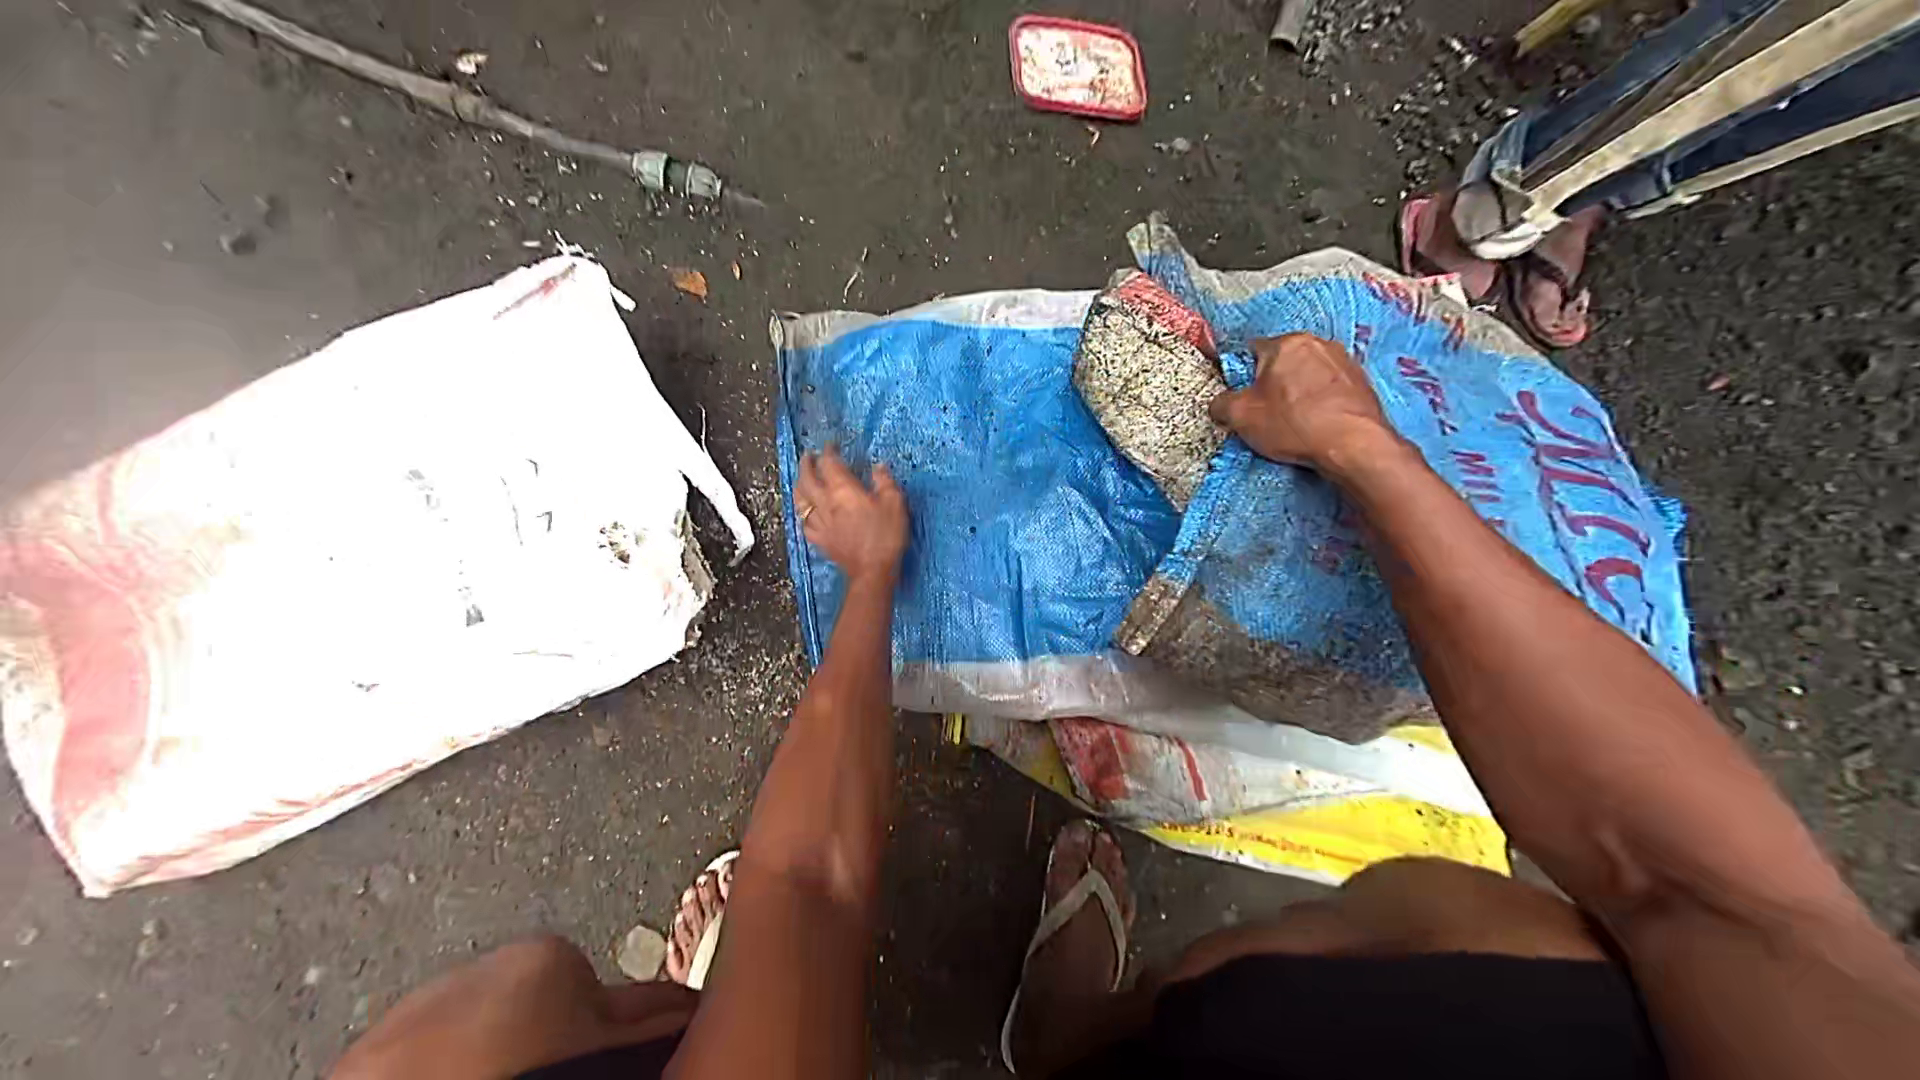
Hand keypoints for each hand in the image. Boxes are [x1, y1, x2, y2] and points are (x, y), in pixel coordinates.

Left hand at [794, 445, 908, 584]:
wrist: (872, 571)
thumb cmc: (885, 536)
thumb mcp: (895, 503)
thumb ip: (884, 481)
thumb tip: (877, 467)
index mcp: (843, 490)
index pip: (829, 464)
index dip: (828, 452)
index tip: (831, 446)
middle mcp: (826, 503)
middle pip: (807, 478)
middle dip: (807, 464)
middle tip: (809, 456)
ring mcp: (819, 523)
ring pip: (800, 500)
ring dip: (799, 485)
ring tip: (801, 479)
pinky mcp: (819, 540)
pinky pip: (804, 523)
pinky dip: (803, 513)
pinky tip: (805, 513)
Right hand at [1209, 334, 1398, 472]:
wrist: (1353, 444)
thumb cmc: (1295, 424)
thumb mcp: (1240, 417)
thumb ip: (1221, 404)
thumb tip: (1220, 404)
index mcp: (1286, 344)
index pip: (1251, 351)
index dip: (1241, 378)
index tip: (1242, 399)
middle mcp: (1318, 344)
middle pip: (1281, 362)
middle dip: (1270, 385)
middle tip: (1264, 414)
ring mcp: (1344, 361)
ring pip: (1306, 375)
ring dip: (1296, 393)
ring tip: (1292, 423)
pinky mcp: (1362, 382)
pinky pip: (1328, 389)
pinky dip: (1319, 403)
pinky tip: (1314, 424)